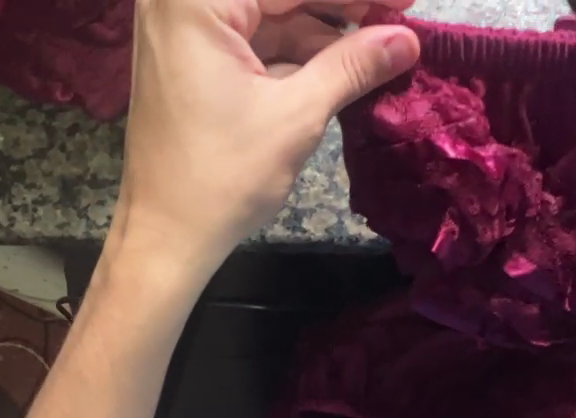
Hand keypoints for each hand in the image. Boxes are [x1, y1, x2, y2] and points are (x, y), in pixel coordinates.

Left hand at [111, 0, 419, 276]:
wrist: (167, 236)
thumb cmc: (223, 180)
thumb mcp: (295, 117)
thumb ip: (351, 67)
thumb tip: (407, 40)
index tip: (407, 3)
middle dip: (340, 6)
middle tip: (397, 19)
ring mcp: (184, 24)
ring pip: (268, 10)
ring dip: (322, 26)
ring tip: (377, 46)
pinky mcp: (191, 55)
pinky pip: (251, 35)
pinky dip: (293, 48)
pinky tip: (339, 60)